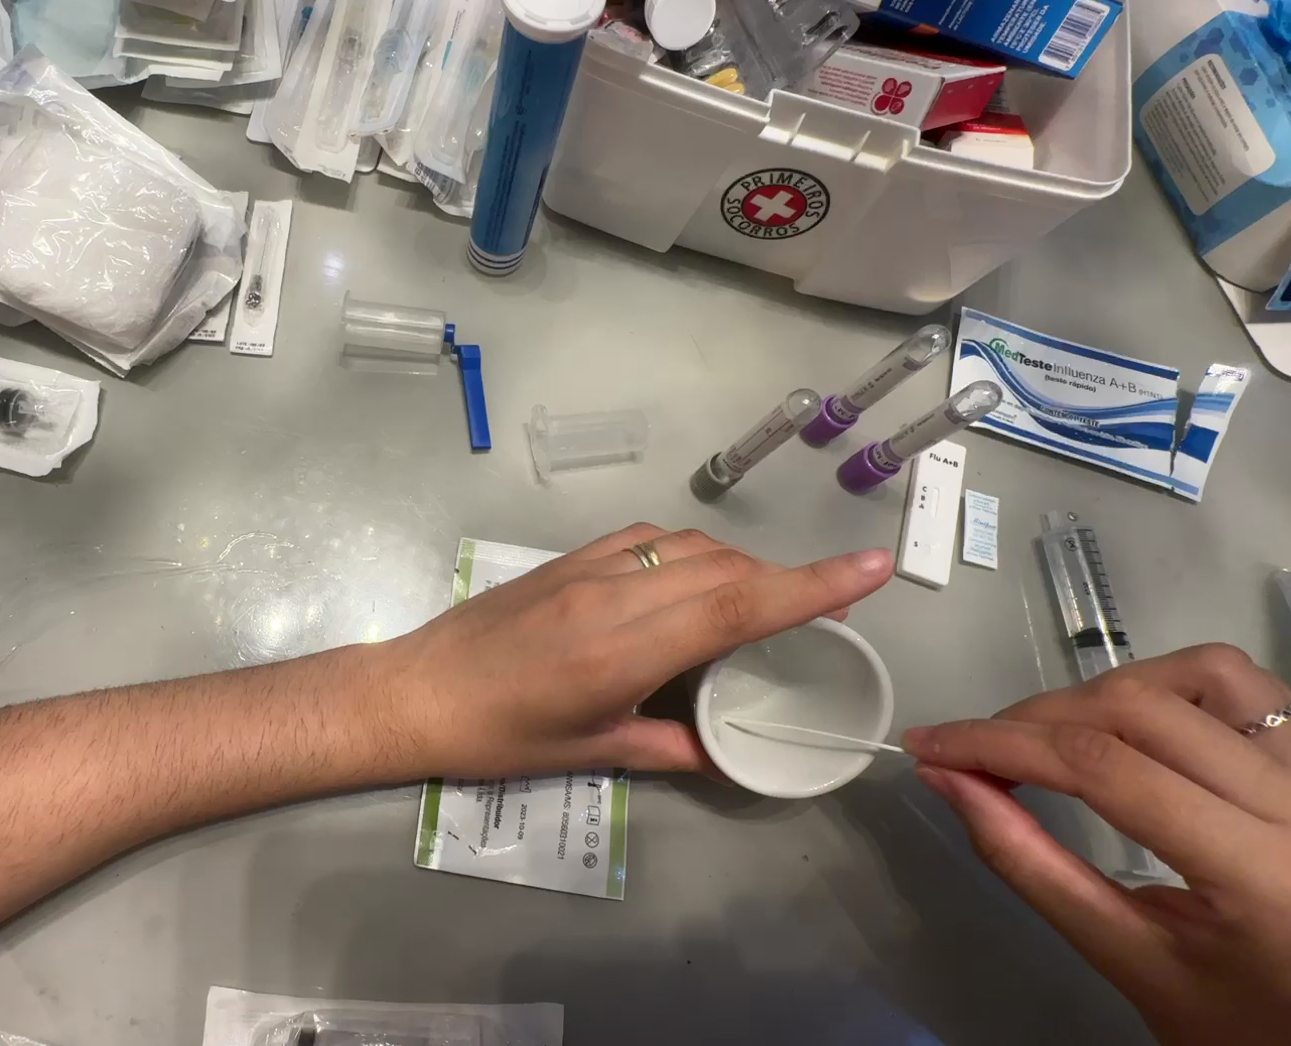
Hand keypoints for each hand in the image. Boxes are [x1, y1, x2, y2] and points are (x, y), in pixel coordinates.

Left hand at [376, 523, 893, 778]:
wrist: (419, 689)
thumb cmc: (498, 734)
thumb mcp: (589, 752)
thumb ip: (668, 749)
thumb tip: (724, 752)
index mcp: (623, 650)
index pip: (736, 607)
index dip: (811, 585)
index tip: (871, 566)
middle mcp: (611, 595)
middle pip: (720, 569)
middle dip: (780, 581)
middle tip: (814, 610)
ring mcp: (583, 568)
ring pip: (685, 546)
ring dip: (732, 564)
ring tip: (752, 599)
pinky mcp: (562, 560)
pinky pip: (641, 539)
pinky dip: (682, 550)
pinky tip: (685, 577)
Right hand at [904, 644, 1290, 1045]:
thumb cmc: (1258, 1035)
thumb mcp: (1133, 965)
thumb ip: (1027, 862)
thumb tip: (944, 777)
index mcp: (1276, 883)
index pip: (1101, 766)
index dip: (994, 743)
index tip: (927, 745)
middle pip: (1136, 710)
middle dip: (1029, 720)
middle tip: (975, 753)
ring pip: (1198, 678)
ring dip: (1098, 694)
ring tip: (1056, 737)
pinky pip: (1251, 693)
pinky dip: (1171, 688)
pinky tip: (1136, 725)